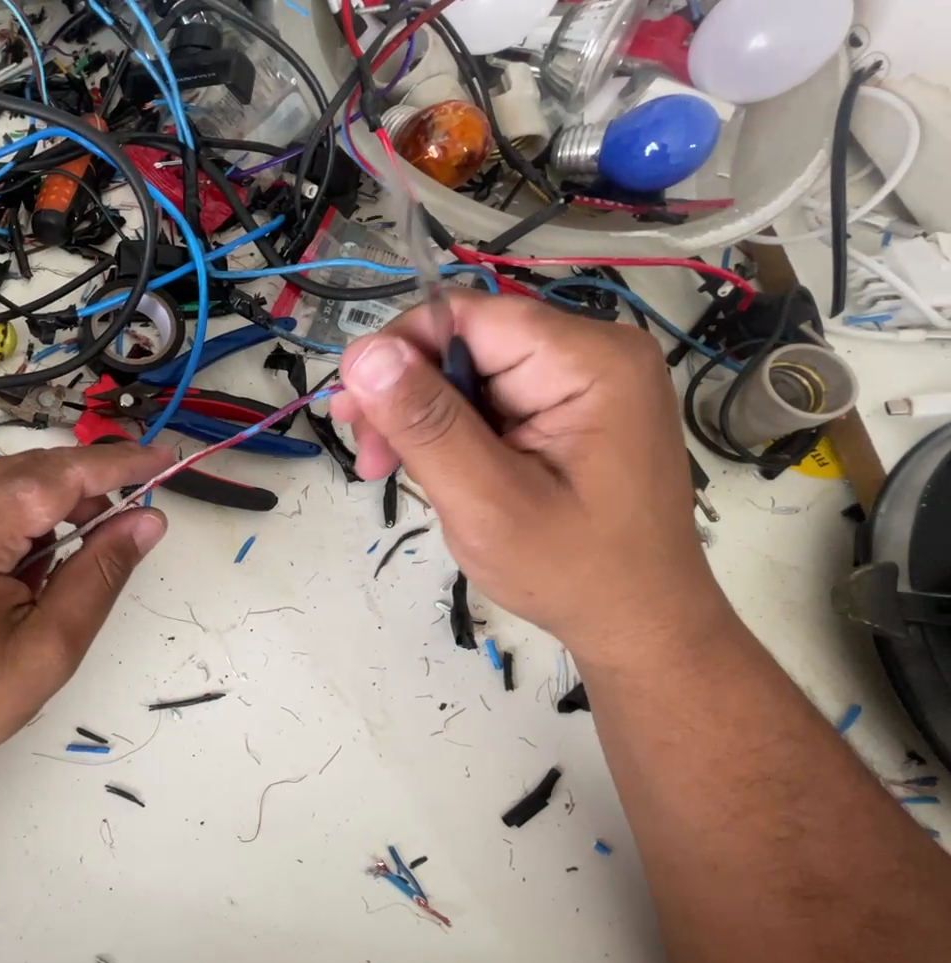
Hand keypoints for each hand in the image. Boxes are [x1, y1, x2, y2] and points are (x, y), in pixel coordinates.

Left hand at [0, 443, 172, 788]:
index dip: (113, 465)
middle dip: (82, 491)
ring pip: (4, 479)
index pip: (52, 477)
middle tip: (119, 532)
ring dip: (47, 506)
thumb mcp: (47, 650)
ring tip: (56, 571)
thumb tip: (148, 520)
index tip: (163, 459)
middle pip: (27, 471)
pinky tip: (20, 566)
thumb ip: (100, 576)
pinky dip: (13, 516)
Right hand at [329, 292, 733, 663]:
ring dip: (413, 418)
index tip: (353, 414)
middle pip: (460, 343)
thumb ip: (425, 423)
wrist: (635, 620)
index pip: (464, 317)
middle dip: (400, 396)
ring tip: (386, 470)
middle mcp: (590, 353)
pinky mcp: (565, 408)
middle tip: (369, 458)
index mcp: (588, 361)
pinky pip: (482, 399)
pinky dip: (442, 432)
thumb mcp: (484, 499)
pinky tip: (425, 469)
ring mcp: (580, 381)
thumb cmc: (568, 568)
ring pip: (462, 372)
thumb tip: (363, 352)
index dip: (396, 354)